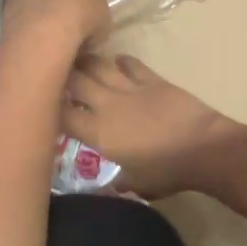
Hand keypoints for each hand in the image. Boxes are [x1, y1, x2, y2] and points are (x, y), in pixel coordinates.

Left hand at [0, 0, 109, 49]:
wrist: (48, 27)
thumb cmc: (84, 19)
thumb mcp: (103, 23)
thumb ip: (96, 20)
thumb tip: (89, 31)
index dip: (82, 2)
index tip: (84, 20)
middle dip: (59, 5)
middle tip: (66, 28)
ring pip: (36, 0)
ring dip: (40, 15)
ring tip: (48, 38)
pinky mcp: (9, 3)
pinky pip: (22, 14)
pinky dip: (27, 24)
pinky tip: (34, 40)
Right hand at [60, 54, 246, 196]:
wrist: (203, 149)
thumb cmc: (167, 172)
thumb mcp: (136, 184)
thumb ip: (118, 181)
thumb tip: (111, 184)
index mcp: (98, 133)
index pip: (60, 114)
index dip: (48, 107)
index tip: (43, 105)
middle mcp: (106, 104)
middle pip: (73, 79)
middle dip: (61, 75)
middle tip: (56, 77)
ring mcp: (129, 87)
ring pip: (98, 63)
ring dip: (86, 62)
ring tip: (79, 62)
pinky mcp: (151, 78)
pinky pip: (129, 62)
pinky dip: (120, 61)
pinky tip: (117, 64)